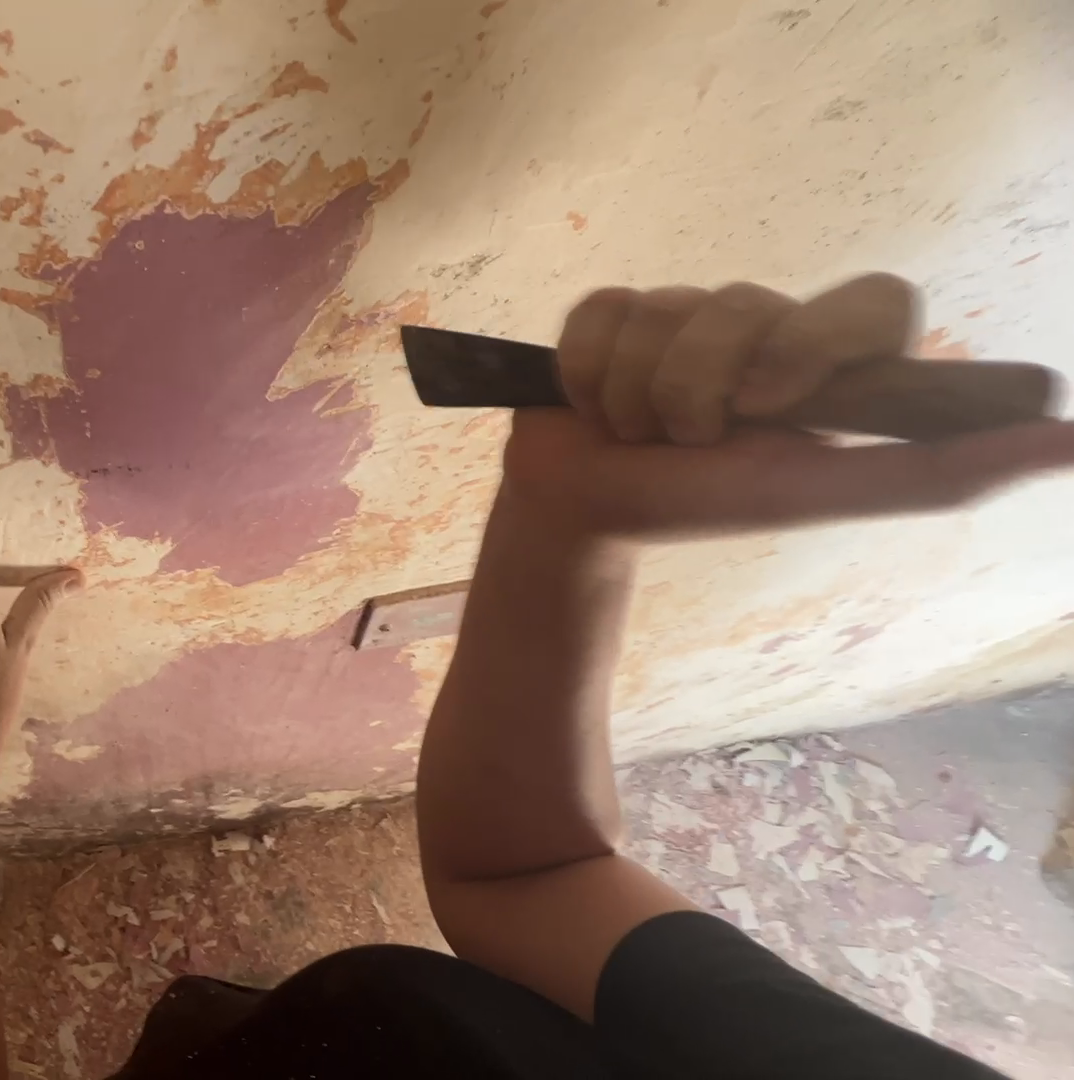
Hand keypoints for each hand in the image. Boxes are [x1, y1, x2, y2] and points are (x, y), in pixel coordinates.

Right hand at [502, 274, 1073, 538]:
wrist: (581, 511)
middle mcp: (757, 326)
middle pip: (734, 306)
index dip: (809, 341)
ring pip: (659, 312)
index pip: (870, 298)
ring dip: (629, 396)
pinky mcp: (606, 316)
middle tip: (680, 440)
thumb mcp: (806, 495)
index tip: (763, 405)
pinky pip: (599, 313)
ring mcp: (677, 316)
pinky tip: (587, 402)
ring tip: (630, 431)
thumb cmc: (689, 505)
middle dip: (688, 393)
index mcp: (824, 362)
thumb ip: (928, 475)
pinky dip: (583, 372)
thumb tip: (1073, 441)